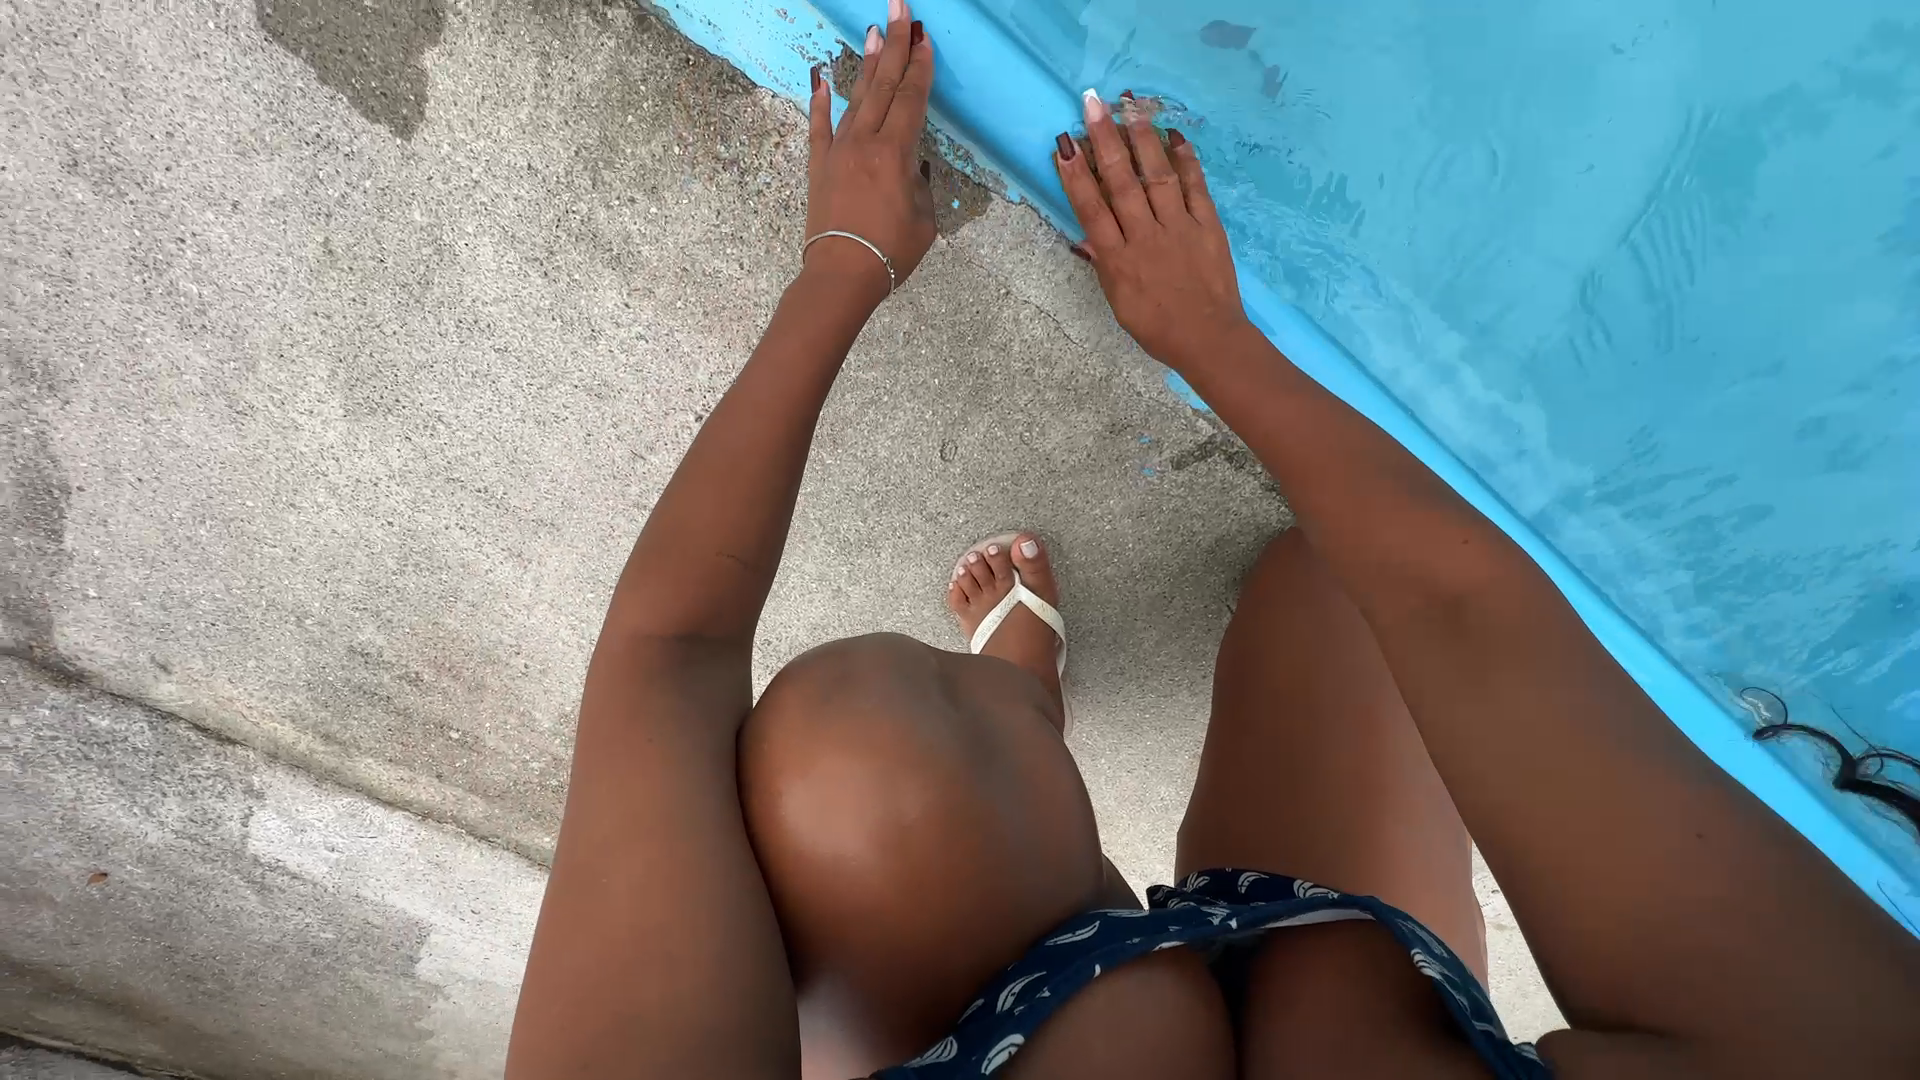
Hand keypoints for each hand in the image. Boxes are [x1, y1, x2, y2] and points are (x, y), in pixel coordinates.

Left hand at [802, 3, 937, 306]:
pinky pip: (819, 127)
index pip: (911, 99)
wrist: (841, 274)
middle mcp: (865, 142)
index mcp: (895, 154)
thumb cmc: (889, 254)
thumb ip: (920, 186)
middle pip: (883, 86)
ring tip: (875, 33)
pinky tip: (822, 79)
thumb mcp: (923, 222)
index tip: (925, 38)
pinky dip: (821, 102)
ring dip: (866, 64)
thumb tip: (911, 168)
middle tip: (901, 9)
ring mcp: (838, 151)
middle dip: (896, 45)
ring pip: (854, 99)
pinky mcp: (818, 167)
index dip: (920, 67)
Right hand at [1054, 92, 1251, 371]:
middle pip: (1122, 184)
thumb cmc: (1157, 328)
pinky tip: (1175, 135)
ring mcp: (1178, 229)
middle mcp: (1145, 238)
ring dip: (1143, 139)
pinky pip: (1195, 186)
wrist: (1208, 339)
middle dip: (1105, 142)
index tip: (1064, 145)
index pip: (1092, 211)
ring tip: (1131, 105)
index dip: (1076, 177)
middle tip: (1093, 104)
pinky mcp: (1208, 226)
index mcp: (1119, 261)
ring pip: (1157, 176)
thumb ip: (1105, 266)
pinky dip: (1185, 159)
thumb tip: (1085, 237)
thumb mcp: (1120, 304)